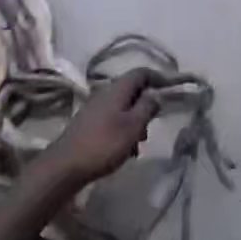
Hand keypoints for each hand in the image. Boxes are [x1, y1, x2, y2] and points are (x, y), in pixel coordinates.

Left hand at [39, 68, 161, 185]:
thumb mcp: (133, 126)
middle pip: (133, 91)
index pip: (142, 73)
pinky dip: (124, 130)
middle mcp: (105, 93)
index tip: (175, 86)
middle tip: (154, 123)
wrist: (65, 166)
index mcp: (117, 89)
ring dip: (136, 122)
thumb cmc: (104, 144)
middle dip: (147, 106)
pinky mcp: (89, 123)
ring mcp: (95, 108)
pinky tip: (125, 150)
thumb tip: (156, 95)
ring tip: (138, 144)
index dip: (161, 77)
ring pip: (124, 108)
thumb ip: (148, 107)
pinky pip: (113, 120)